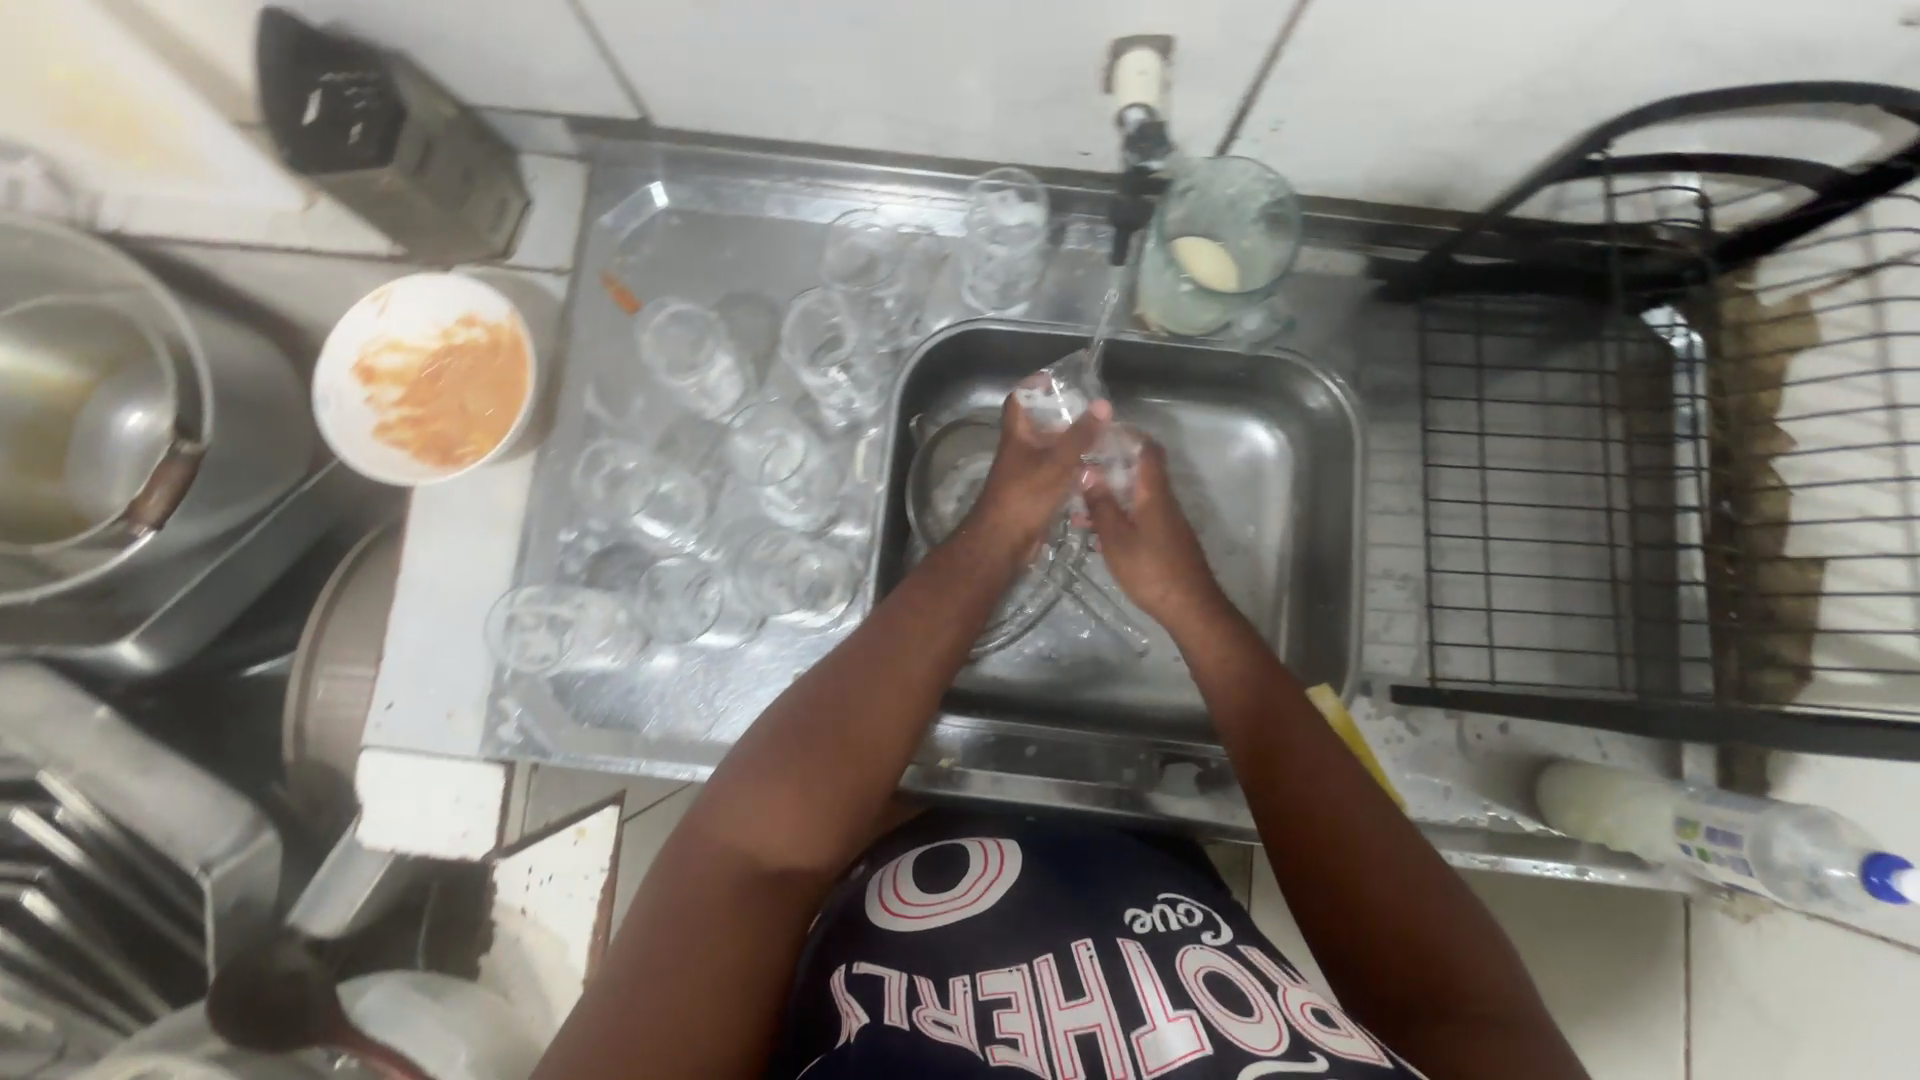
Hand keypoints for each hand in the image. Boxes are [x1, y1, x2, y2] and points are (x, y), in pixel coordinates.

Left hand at [962, 389, 1109, 562]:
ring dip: (1075, 449)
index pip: (1019, 401)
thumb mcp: (1057, 462)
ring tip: (1106, 442)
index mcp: (1017, 437)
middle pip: (1042, 428)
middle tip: (1095, 414)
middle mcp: (1021, 453)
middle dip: (1066, 420)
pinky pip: (1059, 479)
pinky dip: (1076, 475)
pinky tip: (1098, 475)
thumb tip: (1103, 403)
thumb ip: (1080, 435)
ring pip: (1053, 455)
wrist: (1004, 543)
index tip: (1055, 380)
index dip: (1033, 386)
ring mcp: (1028, 476)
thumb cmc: (1025, 496)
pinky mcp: (1037, 498)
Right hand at [1082, 438, 1225, 627]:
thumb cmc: (1150, 569)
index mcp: (1154, 493)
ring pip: (1138, 498)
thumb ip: (1101, 504)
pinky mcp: (1168, 541)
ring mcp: (1169, 522)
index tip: (1103, 432)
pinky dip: (1121, 517)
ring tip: (1082, 509)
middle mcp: (1165, 501)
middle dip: (1111, 469)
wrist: (1190, 607)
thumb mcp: (1116, 538)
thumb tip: (1088, 471)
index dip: (1129, 435)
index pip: (1148, 449)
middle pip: (1141, 473)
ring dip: (1112, 497)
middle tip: (1081, 472)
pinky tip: (1100, 535)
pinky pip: (1141, 517)